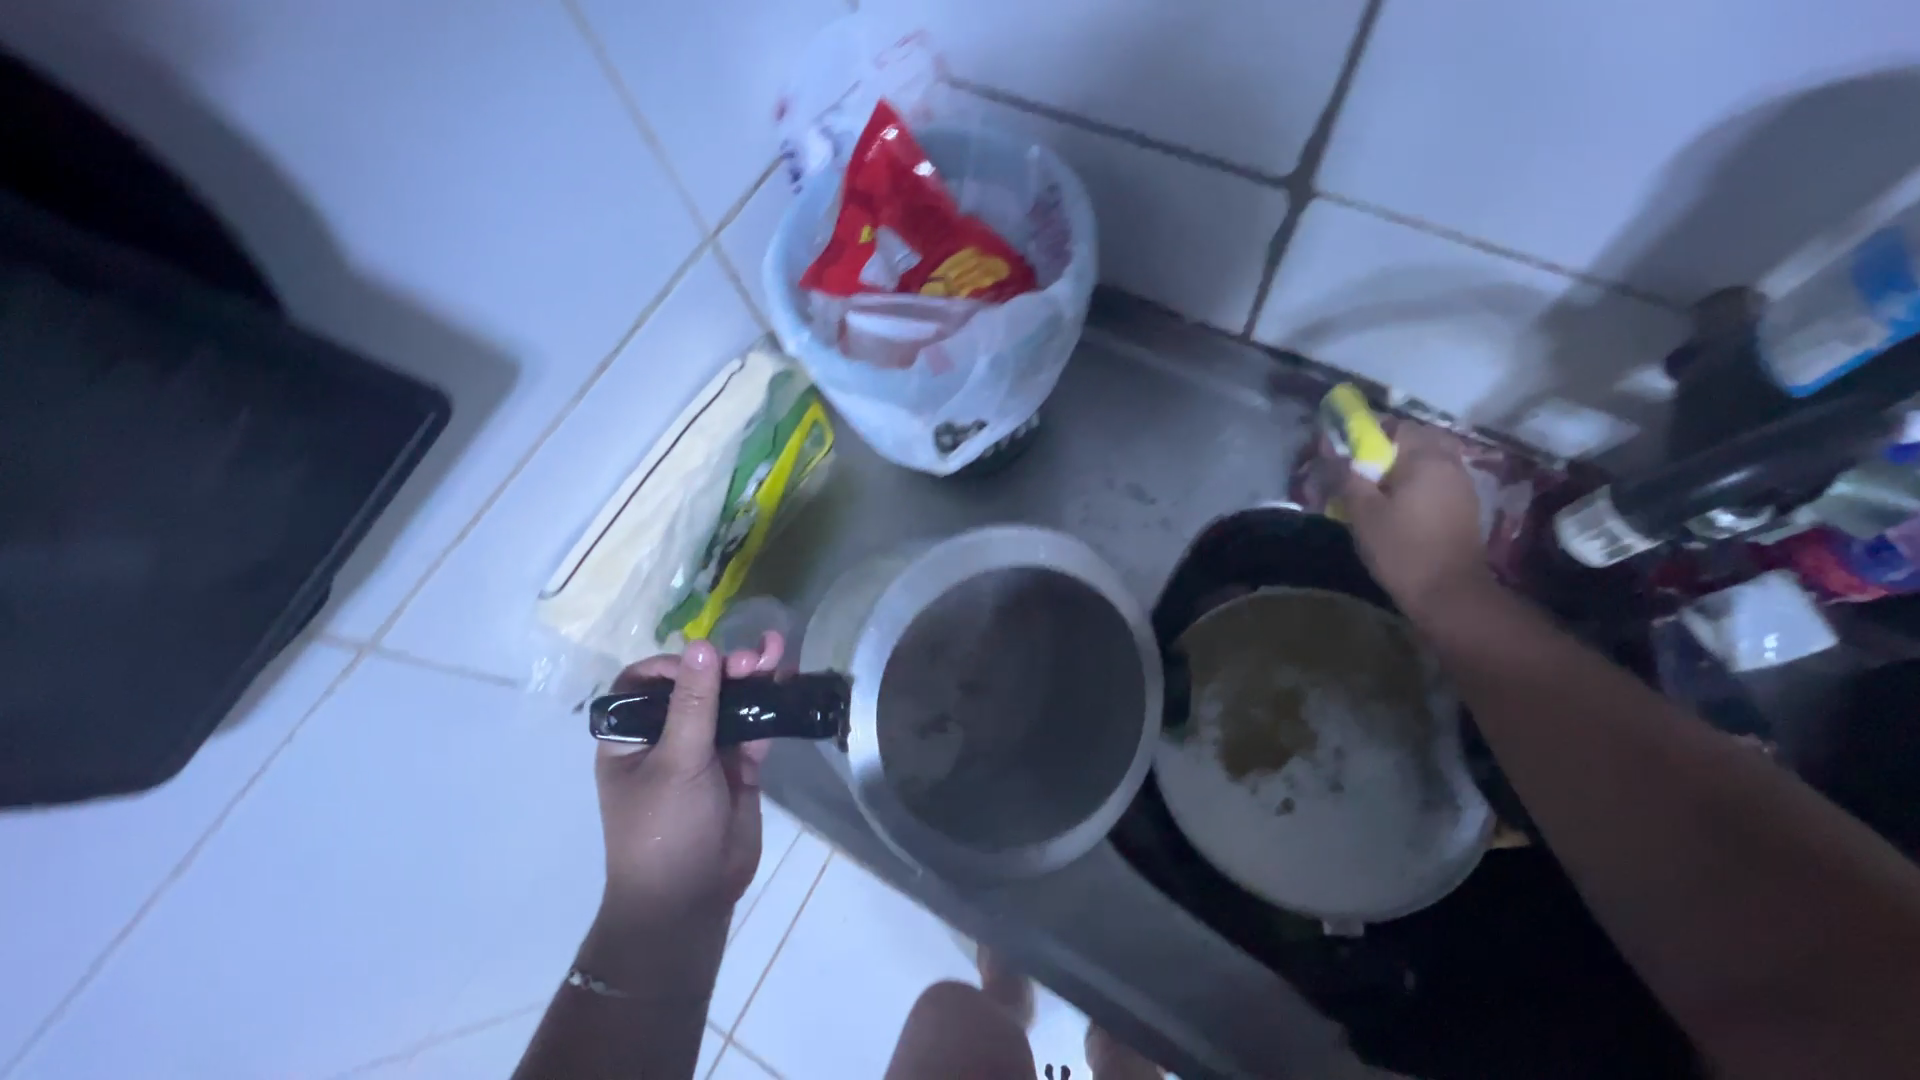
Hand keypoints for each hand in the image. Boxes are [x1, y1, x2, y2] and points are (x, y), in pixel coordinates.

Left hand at [594, 634, 783, 927]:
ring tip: (778, 652)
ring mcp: (704, 753)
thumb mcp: (676, 762)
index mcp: (631, 735)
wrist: (691, 899)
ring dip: (752, 678)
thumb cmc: (664, 829)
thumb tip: (702, 645)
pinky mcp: (738, 769)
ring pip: (729, 705)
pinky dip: (770, 707)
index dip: (675, 665)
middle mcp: (666, 738)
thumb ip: (694, 703)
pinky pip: (753, 728)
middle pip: (696, 688)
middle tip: (755, 657)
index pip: (644, 683)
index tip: (705, 660)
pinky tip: (787, 685)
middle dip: (725, 667)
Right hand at [1341, 426, 1494, 619]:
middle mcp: (1449, 463)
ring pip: (1427, 462)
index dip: (1367, 434)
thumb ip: (1345, 477)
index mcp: (1425, 458)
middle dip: (1386, 450)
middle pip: (1415, 441)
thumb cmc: (1402, 549)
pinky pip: (1436, 481)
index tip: (1345, 454)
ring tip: (1377, 493)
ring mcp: (1461, 485)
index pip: (1395, 425)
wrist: (1449, 593)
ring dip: (1402, 468)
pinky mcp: (1464, 506)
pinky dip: (1416, 485)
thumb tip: (1329, 453)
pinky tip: (1399, 508)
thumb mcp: (1363, 513)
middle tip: (1361, 473)